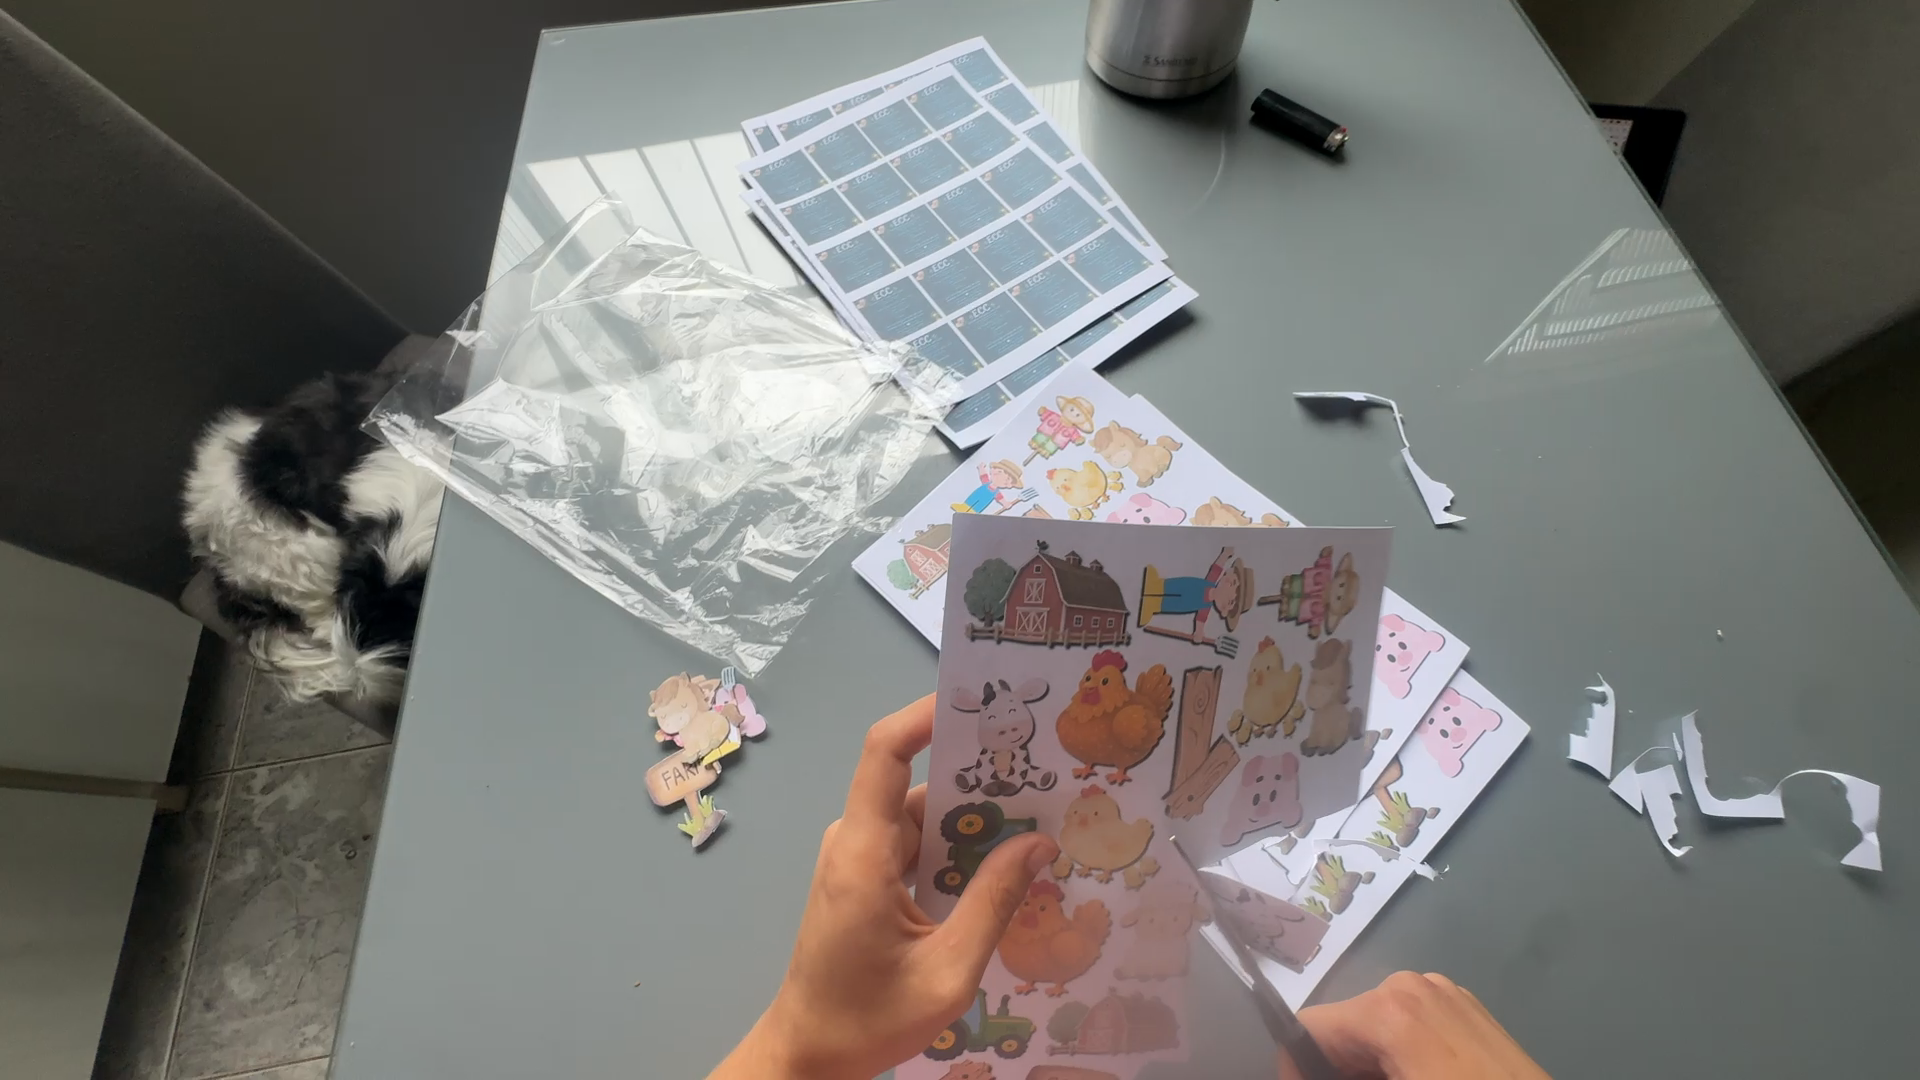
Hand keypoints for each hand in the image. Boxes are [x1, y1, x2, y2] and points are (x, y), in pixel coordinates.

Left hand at [710, 696, 1058, 1079]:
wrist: (805, 1055)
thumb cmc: (866, 1018)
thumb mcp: (946, 973)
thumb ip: (994, 904)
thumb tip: (1039, 843)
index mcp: (864, 850)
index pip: (885, 751)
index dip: (925, 714)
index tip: (976, 702)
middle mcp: (857, 837)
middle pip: (916, 779)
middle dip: (976, 770)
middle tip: (1039, 768)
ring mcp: (859, 853)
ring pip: (922, 811)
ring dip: (972, 813)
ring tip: (1037, 813)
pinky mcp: (866, 872)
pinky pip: (916, 839)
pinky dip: (956, 842)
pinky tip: (1001, 857)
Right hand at [1280, 972, 1550, 1079]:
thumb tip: (1300, 1075)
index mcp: (1389, 1009)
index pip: (1309, 1028)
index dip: (1295, 1068)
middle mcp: (1411, 986)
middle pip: (1345, 1027)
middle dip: (1338, 1068)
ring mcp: (1446, 994)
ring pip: (1377, 1028)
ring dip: (1369, 1067)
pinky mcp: (1472, 1011)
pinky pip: (1413, 1027)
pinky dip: (1403, 1059)